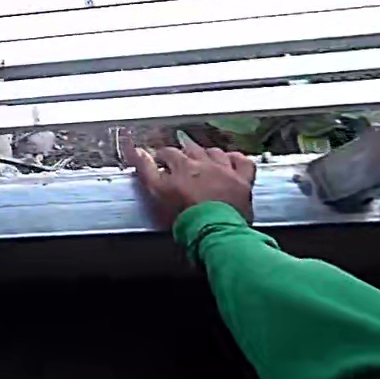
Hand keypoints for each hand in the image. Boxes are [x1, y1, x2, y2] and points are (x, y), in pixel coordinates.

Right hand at [129, 141, 255, 226]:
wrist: (214, 230)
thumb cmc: (184, 214)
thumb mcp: (157, 191)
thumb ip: (146, 170)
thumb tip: (137, 151)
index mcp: (183, 165)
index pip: (168, 152)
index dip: (162, 155)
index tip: (159, 160)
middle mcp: (204, 163)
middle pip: (191, 148)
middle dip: (183, 151)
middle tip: (179, 158)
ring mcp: (225, 171)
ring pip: (215, 152)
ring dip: (207, 153)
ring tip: (202, 158)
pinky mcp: (243, 181)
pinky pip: (243, 162)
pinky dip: (236, 158)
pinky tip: (231, 159)